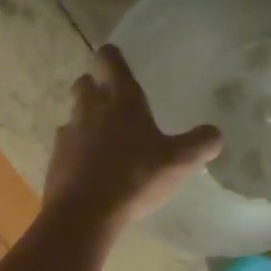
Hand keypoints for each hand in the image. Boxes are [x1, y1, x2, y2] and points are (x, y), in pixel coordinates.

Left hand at [45, 45, 221, 226]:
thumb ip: (201, 144)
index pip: (111, 62)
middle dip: (94, 86)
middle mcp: (90, 110)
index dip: (112, 56)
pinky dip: (76, 152)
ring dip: (85, 121)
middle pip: (85, 84)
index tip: (114, 57)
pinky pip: (66, 147)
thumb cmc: (134, 178)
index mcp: (122, 101)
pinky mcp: (55, 161)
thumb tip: (215, 133)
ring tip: (102, 140)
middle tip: (110, 100)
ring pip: (74, 116)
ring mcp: (68, 135)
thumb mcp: (179, 163)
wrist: (83, 214)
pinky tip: (89, 169)